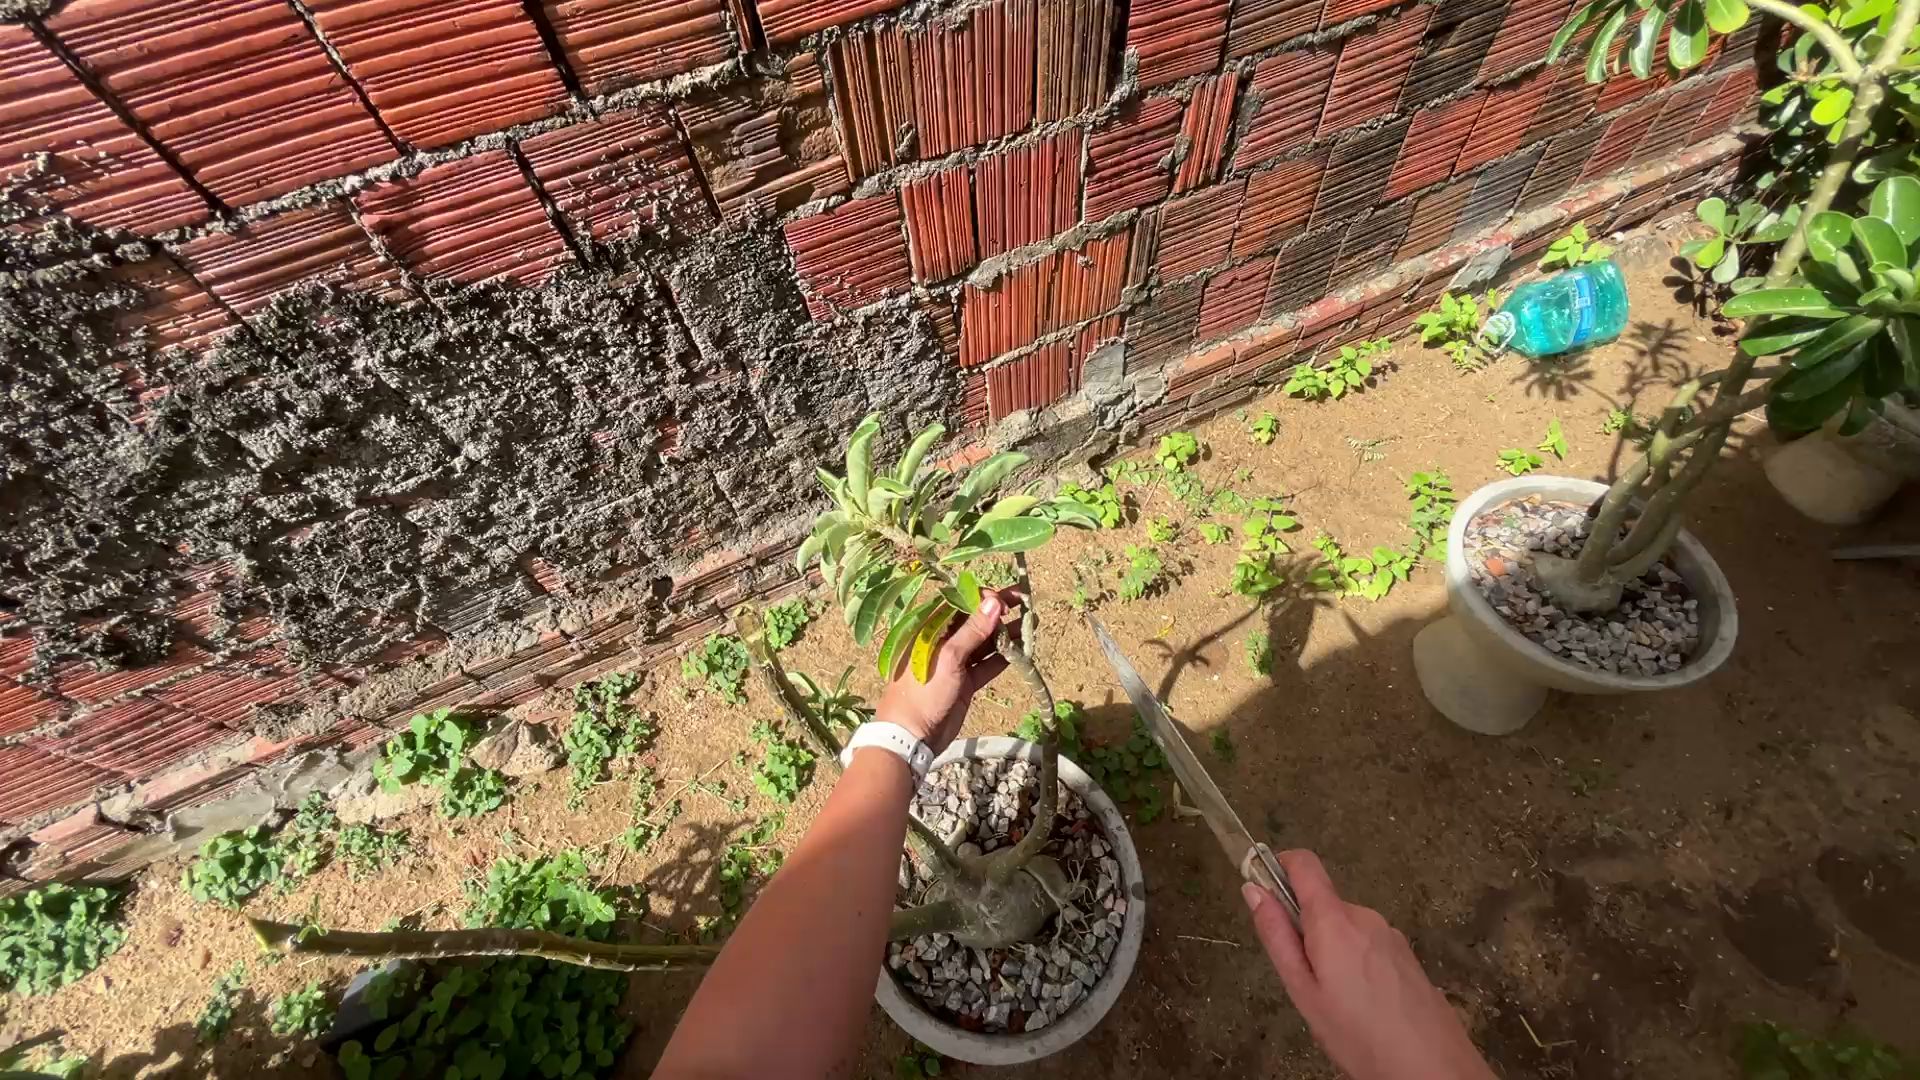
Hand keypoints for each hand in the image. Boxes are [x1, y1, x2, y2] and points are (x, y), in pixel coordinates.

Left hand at [874, 589, 1019, 753]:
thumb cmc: (924, 690)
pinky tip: (1022, 648)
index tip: (1003, 600)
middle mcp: (943, 642)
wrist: (912, 736)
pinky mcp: (965, 682)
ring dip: (1005, 633)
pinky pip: (987, 664)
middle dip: (998, 611)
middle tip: (1024, 601)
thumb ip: (972, 630)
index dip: (981, 598)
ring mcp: (955, 663)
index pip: (958, 603)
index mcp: (930, 629)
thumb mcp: (949, 657)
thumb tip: (994, 602)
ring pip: (984, 642)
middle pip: (974, 620)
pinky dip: (1003, 657)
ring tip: (1030, 622)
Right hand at [1242, 850, 1495, 1079]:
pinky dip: (1359, 964)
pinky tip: (1369, 1007)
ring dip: (1334, 951)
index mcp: (1334, 919)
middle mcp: (1365, 916)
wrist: (1438, 1076)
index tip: (1267, 895)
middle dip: (1308, 930)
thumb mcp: (1302, 991)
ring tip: (1342, 1002)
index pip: (1303, 862)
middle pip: (1323, 903)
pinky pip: (1370, 945)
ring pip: (1346, 928)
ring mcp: (1392, 935)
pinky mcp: (1409, 956)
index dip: (1279, 866)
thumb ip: (1276, 935)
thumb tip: (1252, 888)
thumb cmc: (1359, 1035)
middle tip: (1309, 980)